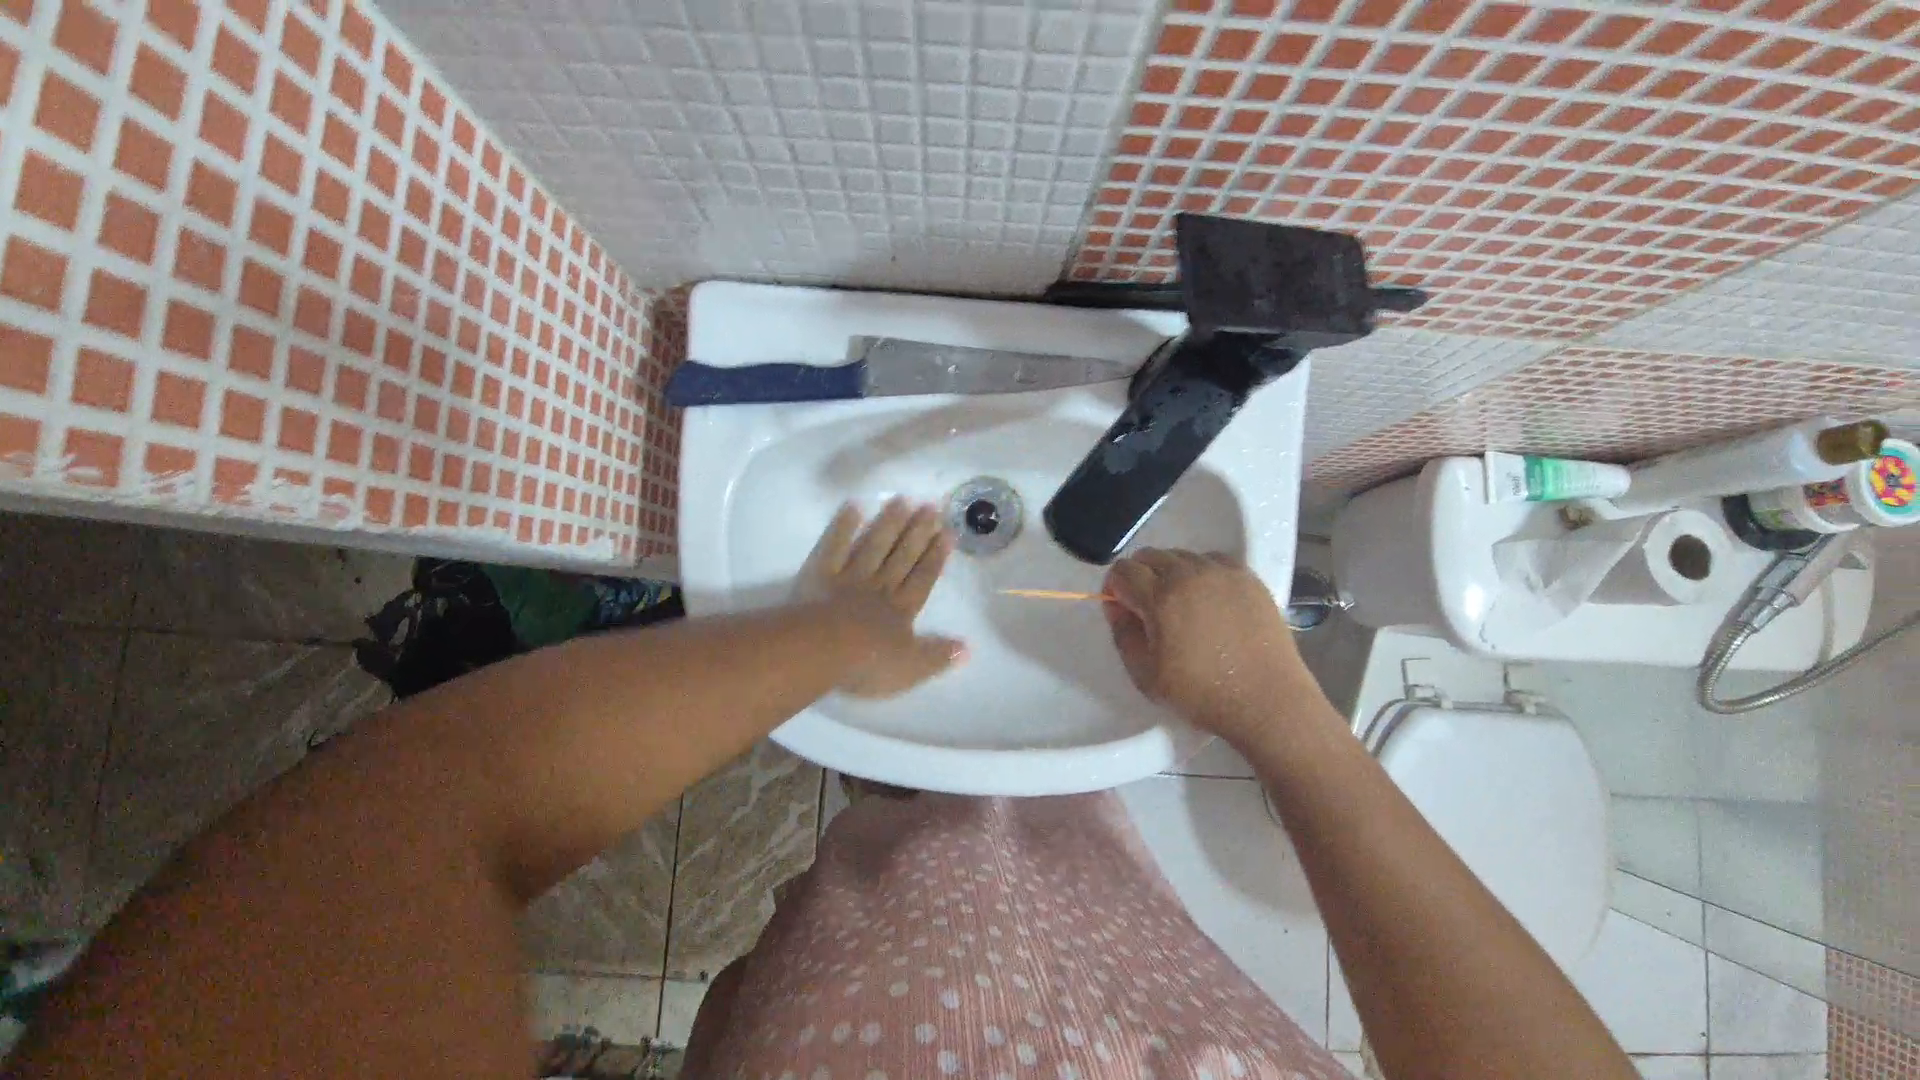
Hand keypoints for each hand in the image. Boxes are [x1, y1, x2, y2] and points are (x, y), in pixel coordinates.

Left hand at [797, 499, 965, 697]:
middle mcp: (879, 587)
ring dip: (888, 523)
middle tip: (931, 505)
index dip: (935, 557)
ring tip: (902, 499)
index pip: (922, 578)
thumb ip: (938, 655)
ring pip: (873, 546)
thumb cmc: (868, 663)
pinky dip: (843, 527)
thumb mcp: (911, 667)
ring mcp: (849, 577)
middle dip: (917, 531)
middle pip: (901, 556)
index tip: (947, 532)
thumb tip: (968, 648)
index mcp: (901, 610)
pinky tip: (853, 507)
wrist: (823, 649)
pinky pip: (834, 547)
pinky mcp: (819, 574)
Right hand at [1102, 549, 1312, 742]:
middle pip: (1151, 555)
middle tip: (1149, 608)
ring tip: (1181, 605)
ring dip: (1171, 573)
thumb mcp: (1145, 675)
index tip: (1122, 609)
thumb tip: (1115, 605)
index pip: (1123, 570)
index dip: (1115, 587)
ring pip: (1182, 555)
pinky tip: (1209, 600)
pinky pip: (1213, 560)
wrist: (1266, 701)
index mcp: (1161, 597)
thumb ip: (1123, 634)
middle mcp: (1190, 574)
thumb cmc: (1201, 694)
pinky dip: (1202, 572)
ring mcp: (1223, 572)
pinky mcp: (1249, 578)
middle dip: (1140, 576)